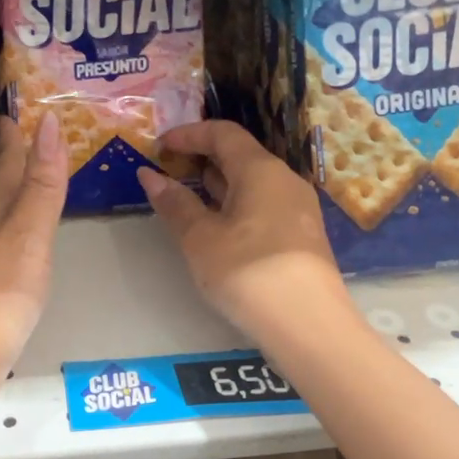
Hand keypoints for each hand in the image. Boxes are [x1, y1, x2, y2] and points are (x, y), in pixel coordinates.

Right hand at [136, 121, 342, 336]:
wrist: (308, 325)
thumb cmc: (247, 271)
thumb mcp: (200, 238)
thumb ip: (175, 203)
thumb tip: (150, 175)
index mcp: (261, 170)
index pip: (223, 133)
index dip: (188, 134)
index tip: (159, 146)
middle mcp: (284, 180)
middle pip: (240, 156)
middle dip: (202, 159)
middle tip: (168, 172)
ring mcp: (297, 209)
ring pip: (252, 183)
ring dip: (217, 185)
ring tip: (185, 200)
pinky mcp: (301, 237)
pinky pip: (263, 205)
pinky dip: (234, 205)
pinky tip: (216, 229)